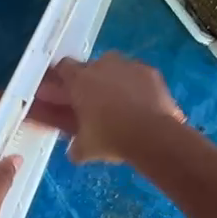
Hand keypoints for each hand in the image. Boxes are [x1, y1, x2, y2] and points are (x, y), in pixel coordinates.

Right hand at [30, 53, 184, 164]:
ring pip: (114, 68)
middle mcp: (102, 65)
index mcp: (80, 80)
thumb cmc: (112, 138)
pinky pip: (136, 75)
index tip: (64, 92)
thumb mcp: (85, 149)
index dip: (62, 79)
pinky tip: (139, 103)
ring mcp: (128, 65)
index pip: (63, 68)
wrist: (154, 136)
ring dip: (111, 80)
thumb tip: (74, 151)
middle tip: (91, 103)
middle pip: (89, 68)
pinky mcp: (150, 71)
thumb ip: (74, 145)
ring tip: (117, 104)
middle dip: (88, 82)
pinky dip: (134, 85)